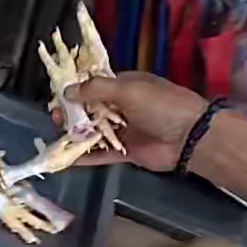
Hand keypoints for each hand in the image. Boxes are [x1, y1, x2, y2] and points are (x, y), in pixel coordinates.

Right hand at [68, 73, 210, 172]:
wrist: (190, 136)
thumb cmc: (161, 105)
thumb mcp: (128, 90)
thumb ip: (96, 89)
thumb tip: (68, 91)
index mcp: (123, 86)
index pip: (92, 86)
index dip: (74, 91)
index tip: (57, 97)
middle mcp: (121, 107)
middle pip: (89, 110)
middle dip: (71, 114)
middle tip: (56, 118)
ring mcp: (123, 130)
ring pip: (93, 132)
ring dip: (75, 134)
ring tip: (58, 137)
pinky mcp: (126, 152)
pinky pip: (101, 154)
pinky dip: (85, 157)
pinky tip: (67, 160)